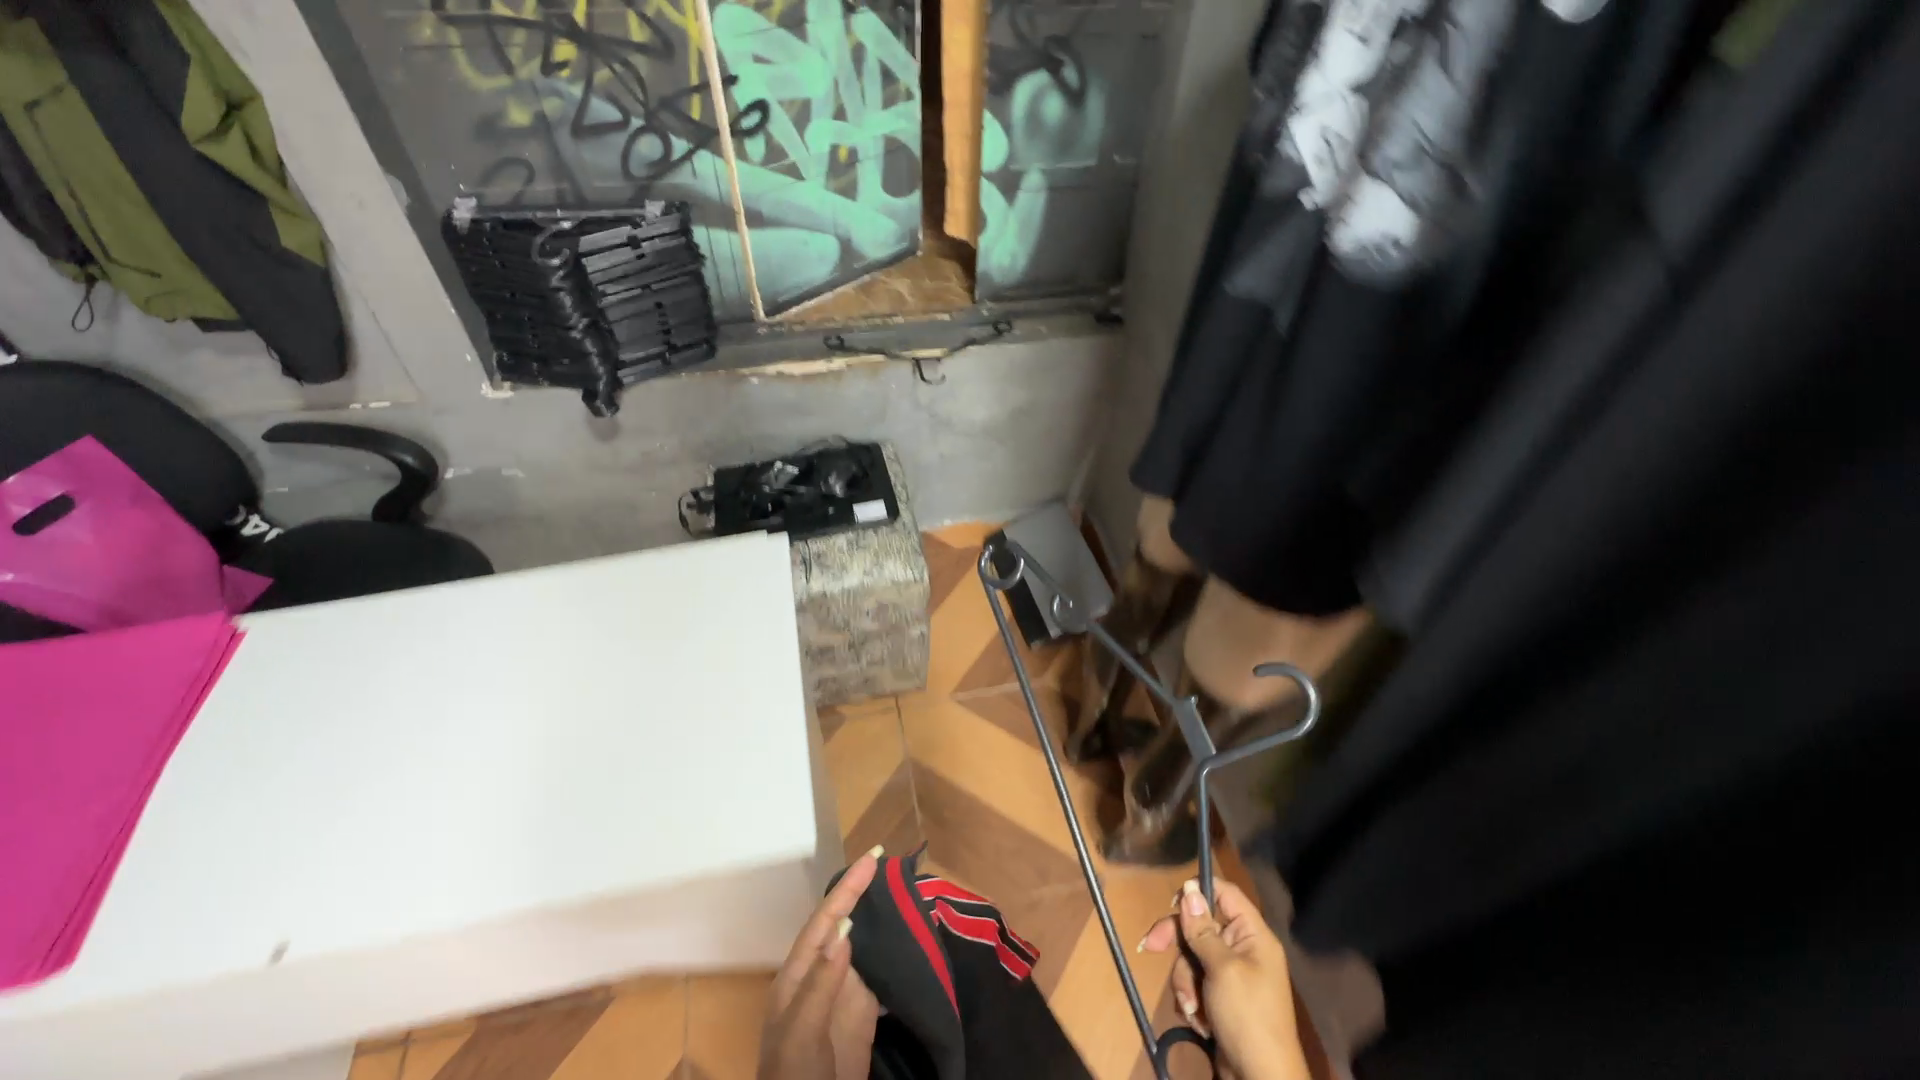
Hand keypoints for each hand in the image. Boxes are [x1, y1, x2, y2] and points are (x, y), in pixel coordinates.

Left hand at [758, 847, 884, 1079]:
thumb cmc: (792, 1075)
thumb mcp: (802, 1031)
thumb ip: (822, 982)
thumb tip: (844, 928)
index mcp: (798, 975)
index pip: (825, 922)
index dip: (847, 889)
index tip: (873, 858)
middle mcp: (820, 977)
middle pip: (843, 926)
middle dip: (862, 894)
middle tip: (890, 865)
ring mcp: (841, 997)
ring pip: (862, 946)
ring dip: (879, 918)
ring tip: (902, 890)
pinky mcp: (861, 1016)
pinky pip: (878, 975)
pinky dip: (891, 952)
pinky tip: (908, 938)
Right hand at [1139, 879, 1307, 1079]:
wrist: (1260, 1079)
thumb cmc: (1247, 1017)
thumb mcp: (1222, 969)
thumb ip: (1202, 929)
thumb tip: (1190, 888)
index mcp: (1253, 936)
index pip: (1225, 895)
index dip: (1198, 892)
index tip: (1172, 903)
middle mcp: (1243, 950)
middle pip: (1200, 927)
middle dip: (1178, 943)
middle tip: (1150, 947)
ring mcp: (1231, 975)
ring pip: (1192, 958)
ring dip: (1185, 981)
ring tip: (1192, 1008)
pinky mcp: (1220, 998)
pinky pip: (1194, 983)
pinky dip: (1191, 999)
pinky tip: (1198, 1020)